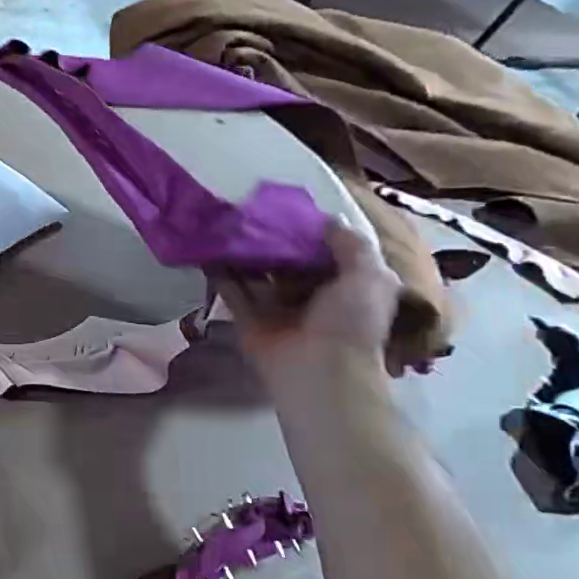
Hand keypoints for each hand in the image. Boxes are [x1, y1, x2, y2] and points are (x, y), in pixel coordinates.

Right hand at [220, 220, 402, 383]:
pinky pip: (233, 292)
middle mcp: (312, 297)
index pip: (327, 252)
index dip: (311, 230)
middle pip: (289, 261)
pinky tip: (209, 248)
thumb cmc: (351, 321)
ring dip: (245, 252)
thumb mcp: (369, 274)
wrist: (320, 372)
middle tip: (252, 208)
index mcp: (345, 286)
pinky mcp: (250, 320)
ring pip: (259, 274)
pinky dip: (221, 273)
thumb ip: (350, 244)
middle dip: (274, 238)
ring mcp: (278, 309)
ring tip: (227, 221)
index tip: (289, 205)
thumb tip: (326, 220)